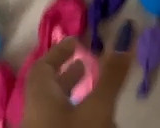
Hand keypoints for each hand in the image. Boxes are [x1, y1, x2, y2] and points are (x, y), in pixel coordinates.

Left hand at [19, 30, 133, 127]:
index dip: (58, 52)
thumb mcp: (97, 108)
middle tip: (90, 65)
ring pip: (55, 112)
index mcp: (39, 100)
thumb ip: (111, 77)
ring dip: (76, 99)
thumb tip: (125, 40)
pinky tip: (98, 122)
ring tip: (100, 93)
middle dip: (70, 76)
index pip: (41, 69)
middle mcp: (34, 118)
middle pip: (48, 91)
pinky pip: (60, 127)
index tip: (79, 42)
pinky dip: (77, 119)